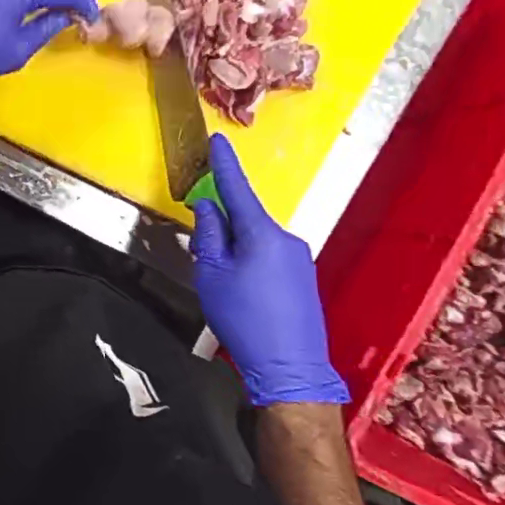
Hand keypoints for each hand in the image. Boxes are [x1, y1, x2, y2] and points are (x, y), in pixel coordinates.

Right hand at [191, 134, 349, 406]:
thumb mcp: (212, 275)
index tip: (218, 140)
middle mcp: (285, 237)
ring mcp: (298, 257)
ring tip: (221, 284)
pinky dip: (248, 263)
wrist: (289, 364)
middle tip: (202, 255)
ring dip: (233, 249)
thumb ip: (209, 235)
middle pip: (245, 219)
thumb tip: (209, 206)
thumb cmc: (243, 317)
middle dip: (221, 227)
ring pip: (255, 240)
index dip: (225, 164)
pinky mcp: (301, 277)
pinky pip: (267, 256)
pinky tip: (240, 291)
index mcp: (261, 233)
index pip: (238, 189)